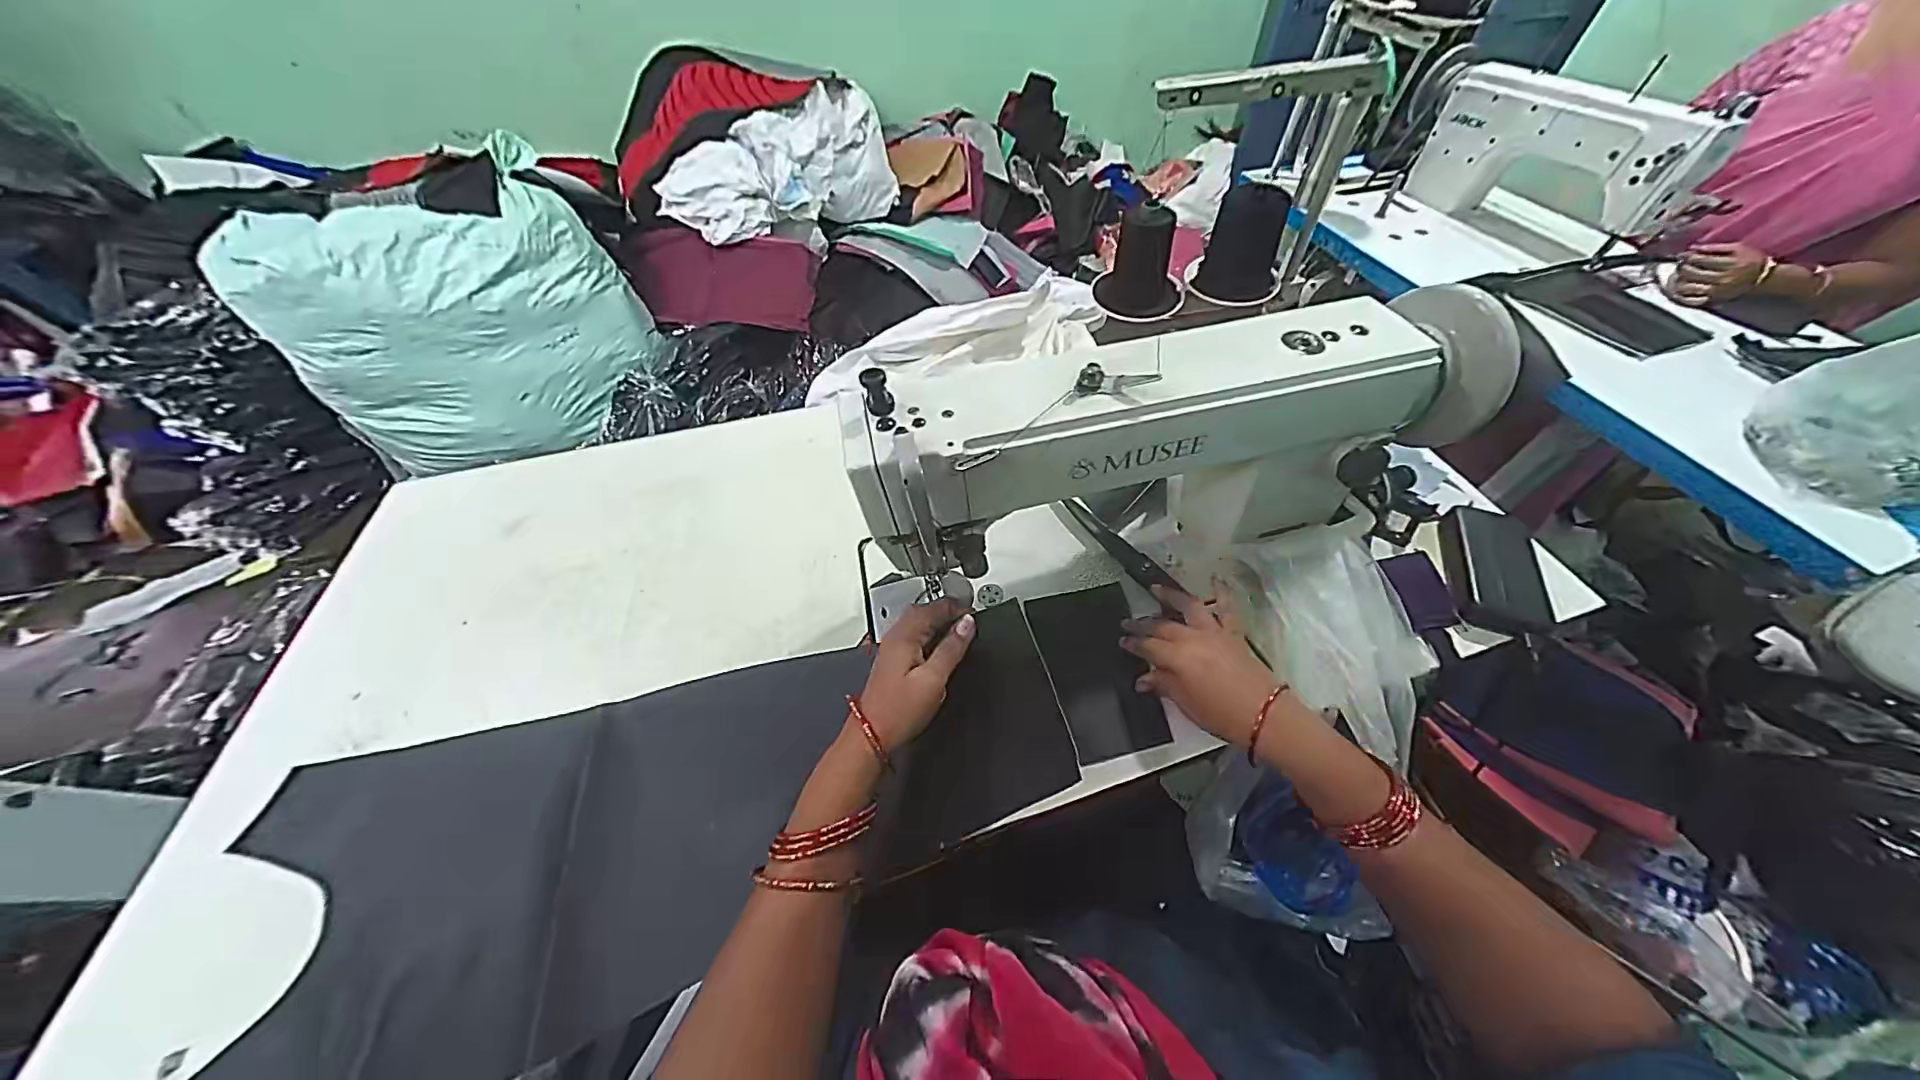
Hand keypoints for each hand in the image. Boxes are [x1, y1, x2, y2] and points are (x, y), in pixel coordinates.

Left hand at [855, 597, 975, 750]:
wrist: (873, 733)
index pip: (934, 608)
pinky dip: (929, 635)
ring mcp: (891, 649)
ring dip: (937, 621)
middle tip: (967, 617)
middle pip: (923, 611)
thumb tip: (966, 624)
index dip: (957, 607)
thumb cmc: (898, 711)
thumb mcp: (934, 678)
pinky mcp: (892, 661)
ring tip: (957, 629)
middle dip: (946, 610)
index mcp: (904, 636)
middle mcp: (895, 638)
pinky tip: (939, 646)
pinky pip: (913, 636)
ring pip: (917, 623)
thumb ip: (952, 648)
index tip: (973, 611)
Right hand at [1121, 583, 1279, 744]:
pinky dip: (1222, 591)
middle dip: (1142, 624)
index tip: (1124, 642)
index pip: (1147, 646)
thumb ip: (1163, 685)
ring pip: (1189, 606)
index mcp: (1177, 657)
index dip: (1133, 644)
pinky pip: (1227, 608)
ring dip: (1171, 596)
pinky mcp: (1233, 634)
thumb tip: (1145, 679)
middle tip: (1129, 623)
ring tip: (1157, 588)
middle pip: (1162, 625)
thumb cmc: (1224, 714)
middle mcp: (1194, 638)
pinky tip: (1216, 579)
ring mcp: (1214, 633)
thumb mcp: (1186, 703)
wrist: (1265, 715)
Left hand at [1667, 242, 1771, 304]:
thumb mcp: (1739, 248)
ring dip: (1677, 281)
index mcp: (1729, 263)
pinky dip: (1679, 295)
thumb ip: (1715, 247)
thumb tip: (1693, 248)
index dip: (1687, 257)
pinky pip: (1688, 300)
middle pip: (1689, 273)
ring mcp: (1714, 291)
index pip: (1699, 260)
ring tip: (1679, 277)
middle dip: (1681, 268)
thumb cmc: (1750, 260)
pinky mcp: (1710, 300)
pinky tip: (1678, 289)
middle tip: (1681, 265)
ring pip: (1685, 287)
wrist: (1763, 278)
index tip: (1683, 255)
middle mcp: (1721, 278)